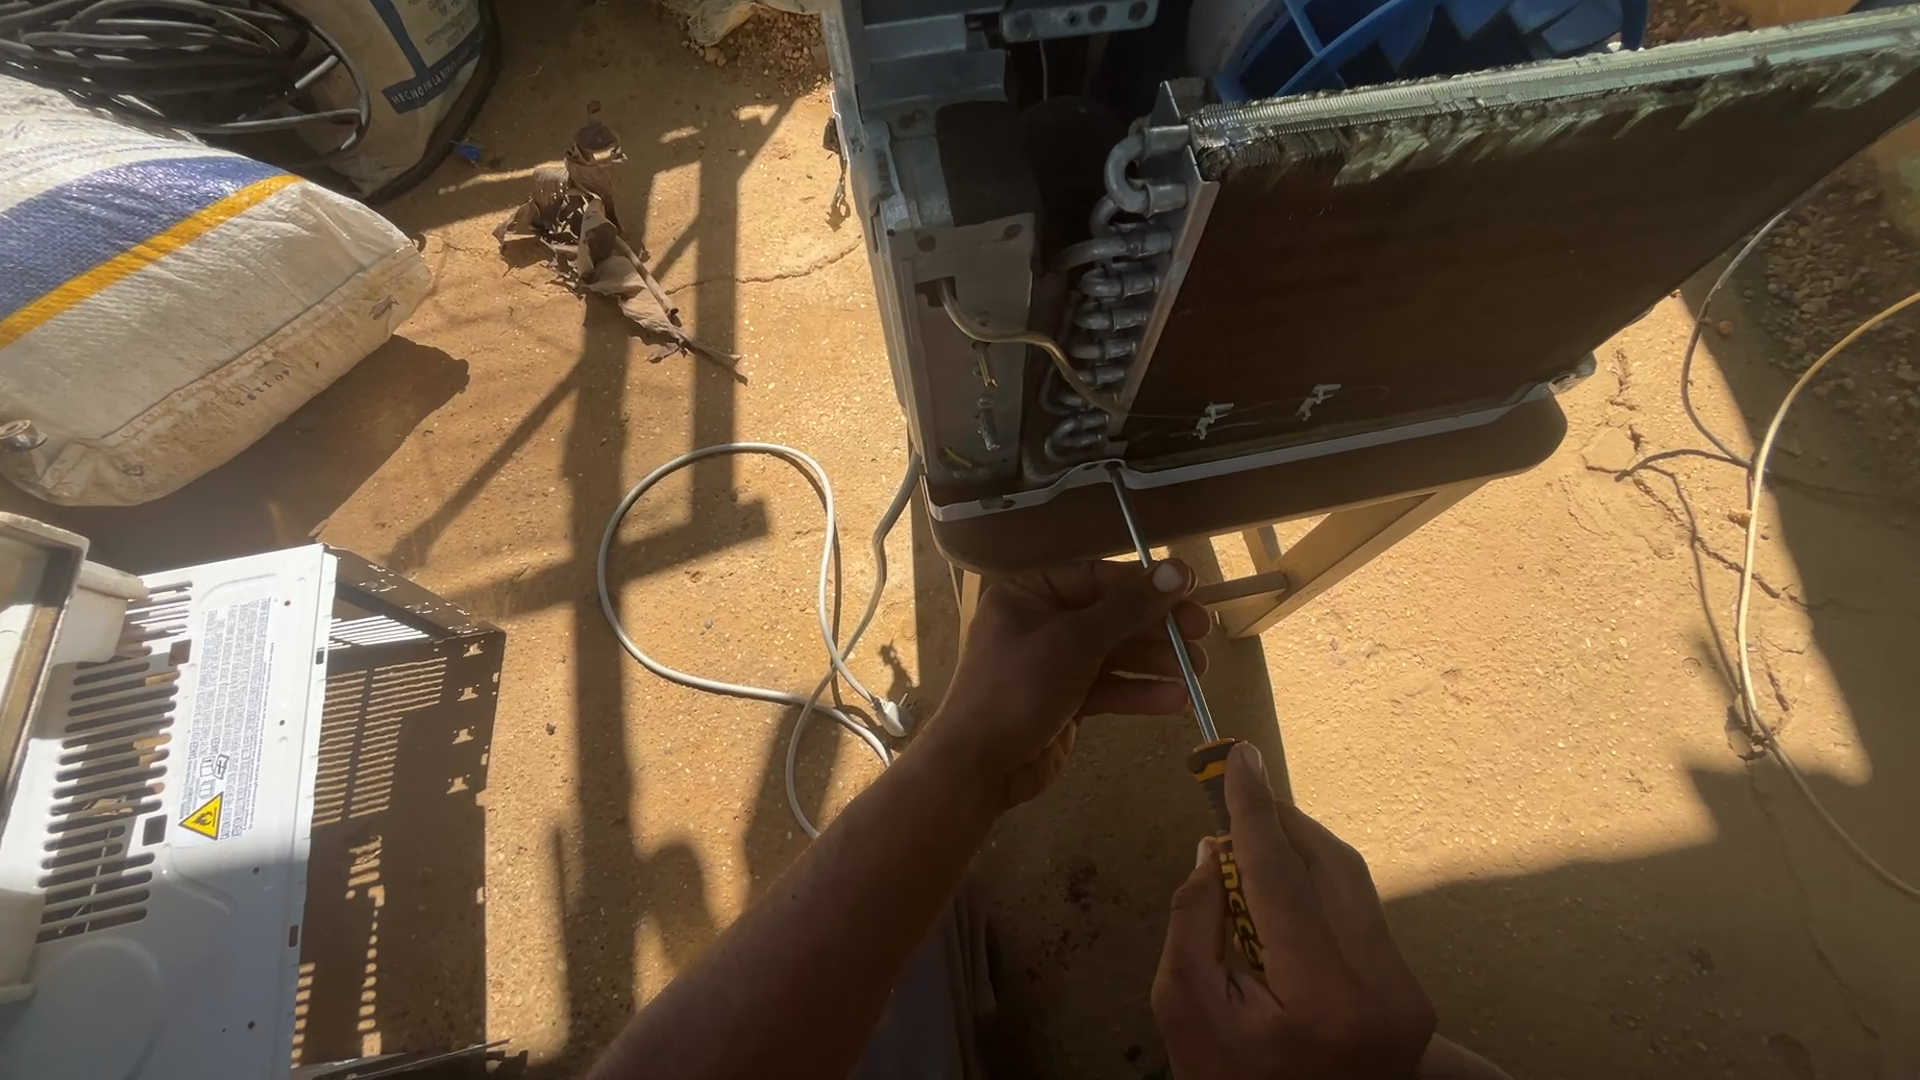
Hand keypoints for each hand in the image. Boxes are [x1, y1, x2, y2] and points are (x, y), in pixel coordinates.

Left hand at [919, 559, 1209, 809]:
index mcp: (1028, 594)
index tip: (1189, 589)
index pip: (1094, 577)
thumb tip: (1174, 571)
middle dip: (1154, 626)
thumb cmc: (1019, 687)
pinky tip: (1175, 700)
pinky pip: (1107, 687)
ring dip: (1154, 661)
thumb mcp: (1075, 641)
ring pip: (1112, 654)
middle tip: (1201, 633)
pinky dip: (1138, 692)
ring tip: (1198, 670)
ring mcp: (1052, 663)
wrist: (980, 765)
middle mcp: (1039, 623)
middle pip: (1108, 616)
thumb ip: (1127, 608)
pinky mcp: (1064, 699)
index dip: (1142, 584)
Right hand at [1152, 743, 1435, 1078]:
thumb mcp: (1182, 1004)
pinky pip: (1358, 903)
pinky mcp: (1410, 989)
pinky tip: (1281, 884)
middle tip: (1233, 794)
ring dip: (1297, 844)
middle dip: (1276, 819)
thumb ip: (1192, 918)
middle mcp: (1380, 987)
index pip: (1280, 874)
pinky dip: (1316, 877)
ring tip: (1249, 841)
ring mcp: (1405, 990)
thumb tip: (1214, 849)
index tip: (1239, 757)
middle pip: (1327, 862)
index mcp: (1318, 995)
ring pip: (1349, 876)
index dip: (1253, 809)